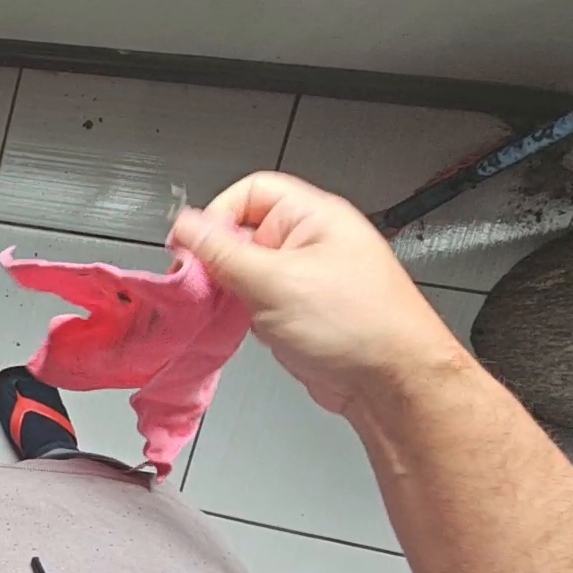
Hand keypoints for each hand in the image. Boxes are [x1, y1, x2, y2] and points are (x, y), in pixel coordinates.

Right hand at [169, 171, 471, 414]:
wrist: (386, 380)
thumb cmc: (355, 325)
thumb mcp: (275, 280)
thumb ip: (222, 251)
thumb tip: (186, 225)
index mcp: (312, 218)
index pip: (248, 193)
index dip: (215, 216)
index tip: (190, 248)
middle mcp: (303, 242)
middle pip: (236, 231)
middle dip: (211, 257)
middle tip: (199, 282)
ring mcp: (294, 275)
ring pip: (236, 267)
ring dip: (218, 287)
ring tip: (219, 306)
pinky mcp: (285, 305)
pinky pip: (243, 296)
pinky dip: (229, 308)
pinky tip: (230, 322)